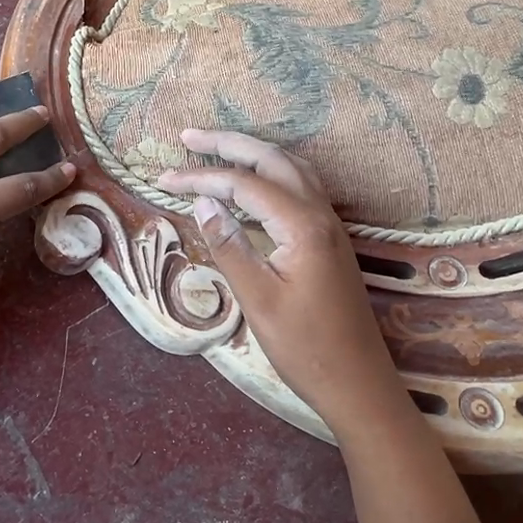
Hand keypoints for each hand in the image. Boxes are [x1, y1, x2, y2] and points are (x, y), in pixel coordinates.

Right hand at [158, 129, 401, 432]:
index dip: (200, 177)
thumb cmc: (305, 349)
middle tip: (188, 136)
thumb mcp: (258, 300)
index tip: (163, 179)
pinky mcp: (330, 238)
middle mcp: (319, 214)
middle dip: (227, 143)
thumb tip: (202, 202)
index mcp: (301, 226)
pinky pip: (299, 184)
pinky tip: (254, 179)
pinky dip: (270, 170)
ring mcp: (329, 224)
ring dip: (251, 152)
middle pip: (270, 159)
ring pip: (289, 167)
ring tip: (216, 147)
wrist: (360, 386)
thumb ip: (229, 246)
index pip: (242, 184)